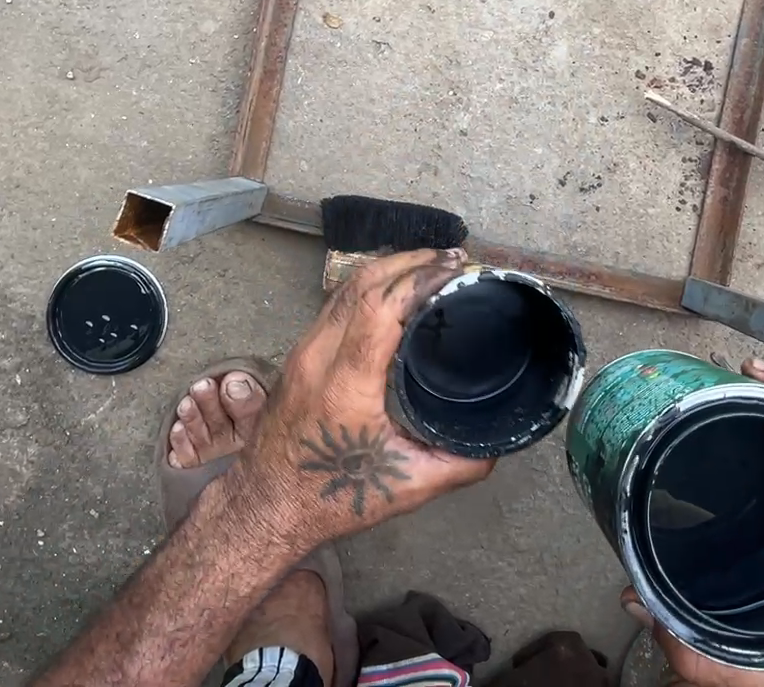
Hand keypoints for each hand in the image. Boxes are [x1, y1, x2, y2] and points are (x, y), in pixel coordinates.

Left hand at [230, 248, 493, 549]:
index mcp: (346, 384)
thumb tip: (497, 442)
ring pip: (344, 287)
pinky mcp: (298, 353)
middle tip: (451, 258)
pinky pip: (335, 302)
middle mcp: (319, 356)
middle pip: (362, 283)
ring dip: (388, 268)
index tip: (455, 268)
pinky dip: (369, 284)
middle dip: (409, 261)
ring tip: (428, 265)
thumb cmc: (332, 497)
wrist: (265, 505)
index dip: (420, 278)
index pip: (380, 307)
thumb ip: (459, 464)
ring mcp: (303, 350)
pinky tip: (394, 289)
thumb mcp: (407, 486)